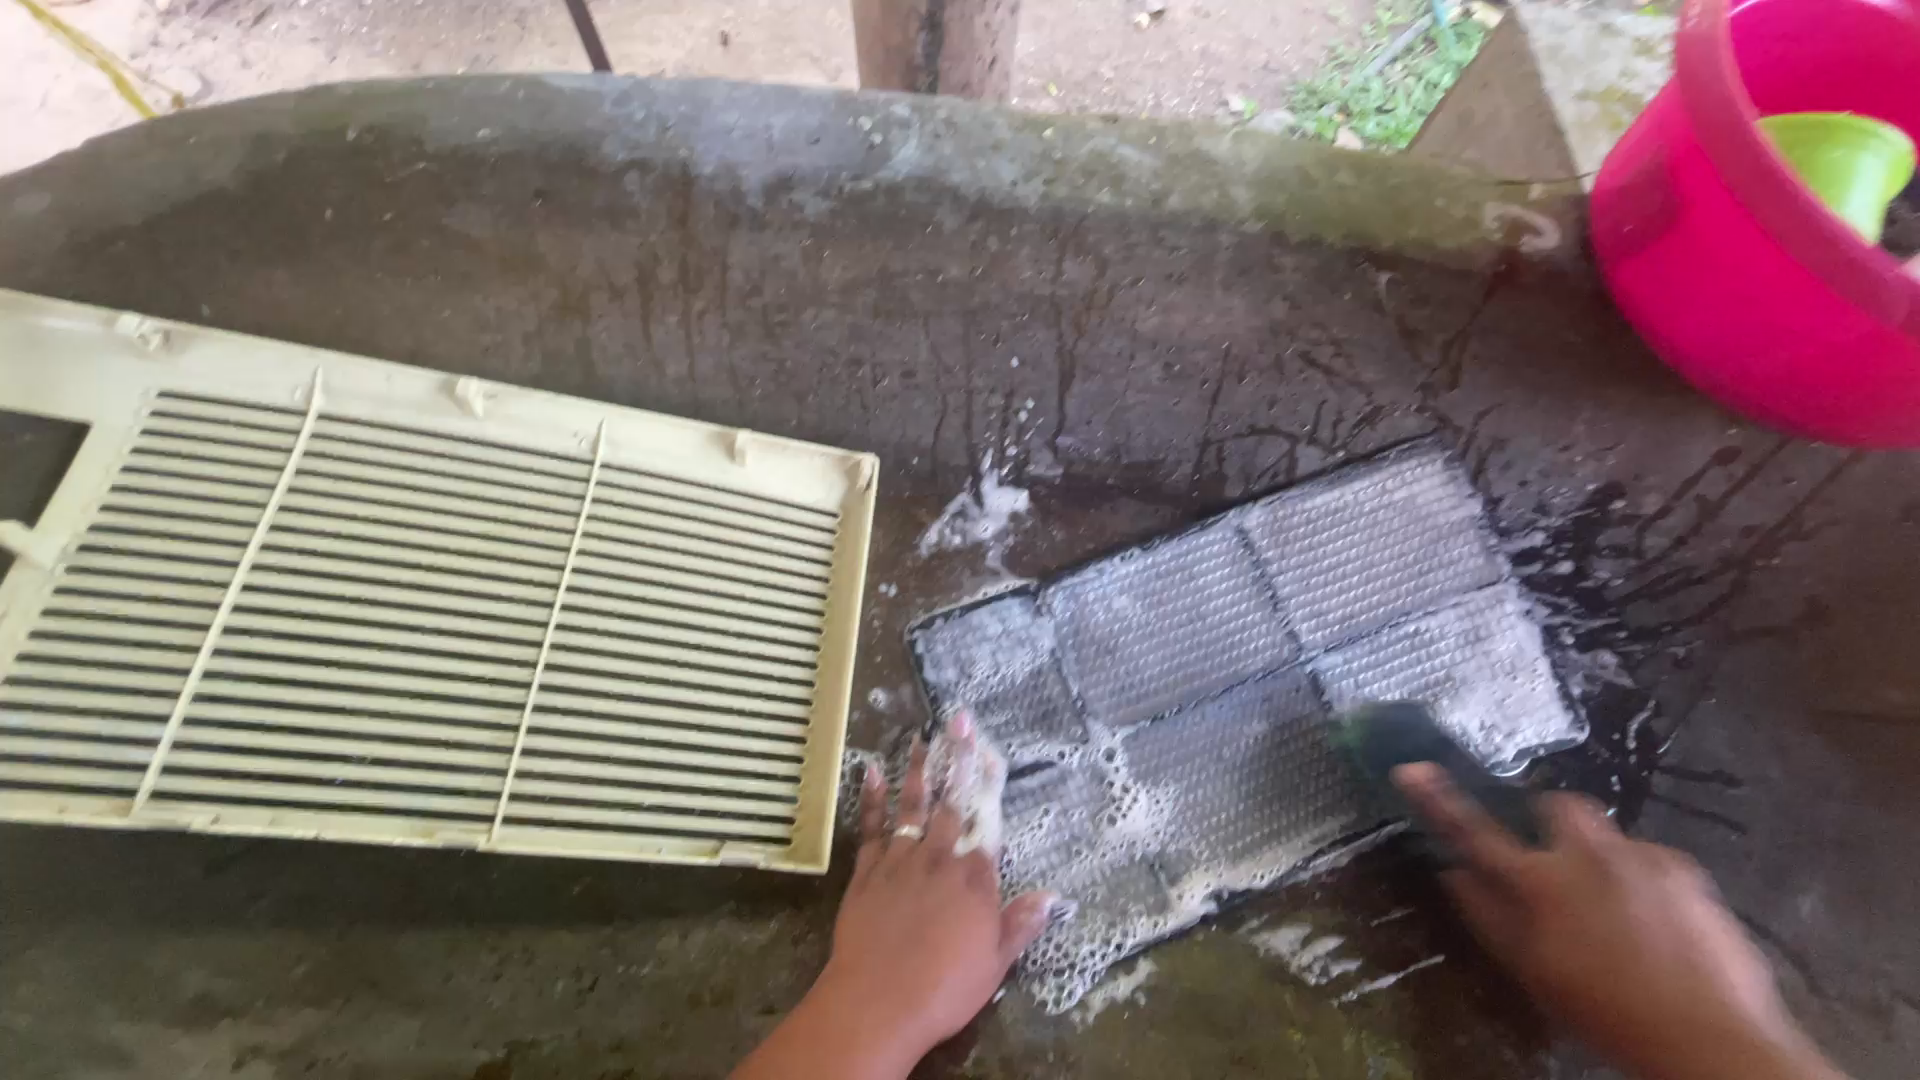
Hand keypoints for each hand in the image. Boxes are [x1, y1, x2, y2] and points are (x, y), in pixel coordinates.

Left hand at [731, 722, 1055, 1079]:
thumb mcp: (995, 962)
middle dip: (957, 759)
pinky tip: (871, 771)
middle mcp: (940, 858)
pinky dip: (872, 799)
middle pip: (951, 801)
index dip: (987, 782)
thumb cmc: (944, 987)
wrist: (878, 1002)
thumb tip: (1053, 895)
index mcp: (975, 878)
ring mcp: (901, 860)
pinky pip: (871, 828)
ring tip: (921, 736)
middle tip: (958, 720)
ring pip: (912, 805)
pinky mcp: (868, 871)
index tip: (987, 747)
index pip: (986, 820)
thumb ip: (1021, 923)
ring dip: (918, 770)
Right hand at [1393, 764, 1844, 1079]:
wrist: (1712, 1043)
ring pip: (1609, 833)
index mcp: (1538, 881)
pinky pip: (1653, 860)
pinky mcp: (1690, 877)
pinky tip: (1655, 920)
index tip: (1411, 769)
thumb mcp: (1531, 969)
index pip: (1474, 831)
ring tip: (1611, 899)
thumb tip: (1452, 872)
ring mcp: (1643, 861)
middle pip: (1559, 805)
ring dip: (1600, 853)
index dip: (1438, 798)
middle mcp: (1587, 856)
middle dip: (1552, 819)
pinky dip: (1644, 878)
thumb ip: (1487, 914)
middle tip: (1555, 855)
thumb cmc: (1603, 1010)